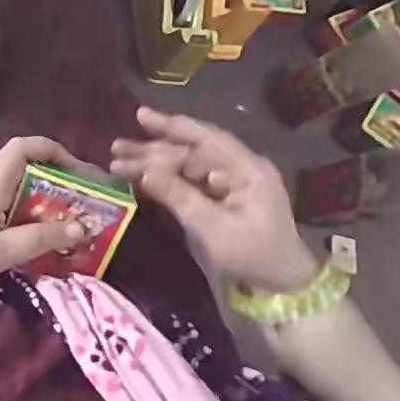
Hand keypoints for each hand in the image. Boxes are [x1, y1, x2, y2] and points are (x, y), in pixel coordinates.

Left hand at [0, 136, 96, 289]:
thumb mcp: (0, 252)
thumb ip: (41, 238)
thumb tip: (82, 226)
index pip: (24, 147)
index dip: (55, 151)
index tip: (79, 172)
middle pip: (28, 167)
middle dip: (60, 181)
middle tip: (85, 202)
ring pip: (20, 188)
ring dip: (47, 201)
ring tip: (72, 221)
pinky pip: (10, 206)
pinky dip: (31, 215)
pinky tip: (43, 235)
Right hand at [110, 107, 319, 291]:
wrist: (282, 282)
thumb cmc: (252, 254)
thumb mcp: (212, 228)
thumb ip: (178, 196)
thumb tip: (145, 171)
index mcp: (247, 169)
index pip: (204, 140)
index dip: (171, 128)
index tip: (139, 118)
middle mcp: (241, 168)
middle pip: (193, 150)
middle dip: (154, 148)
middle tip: (117, 147)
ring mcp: (233, 182)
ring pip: (189, 164)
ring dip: (156, 162)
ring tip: (121, 161)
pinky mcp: (226, 197)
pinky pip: (193, 180)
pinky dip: (168, 177)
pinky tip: (145, 176)